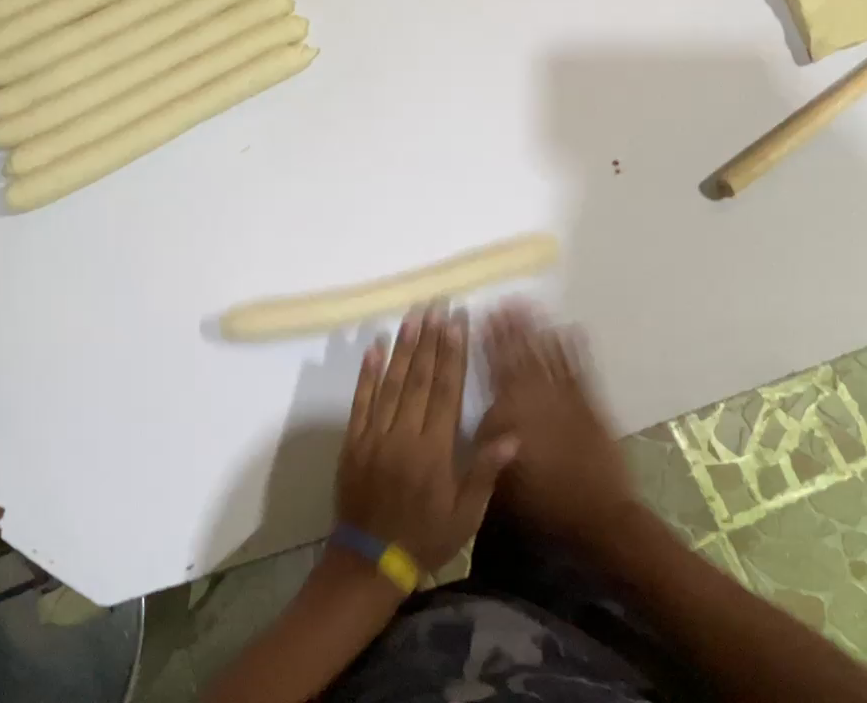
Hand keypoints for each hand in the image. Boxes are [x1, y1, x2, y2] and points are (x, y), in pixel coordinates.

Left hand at [336, 305, 519, 572]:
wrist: (371, 559)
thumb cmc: (426, 536)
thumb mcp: (465, 513)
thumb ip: (485, 471)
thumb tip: (512, 435)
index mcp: (434, 449)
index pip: (445, 391)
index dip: (451, 355)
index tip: (456, 324)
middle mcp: (404, 434)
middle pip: (419, 379)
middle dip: (428, 340)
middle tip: (434, 307)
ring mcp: (374, 436)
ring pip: (390, 384)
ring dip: (401, 348)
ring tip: (410, 318)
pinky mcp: (353, 442)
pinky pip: (360, 402)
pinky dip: (367, 375)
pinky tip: (373, 349)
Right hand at [479, 302, 637, 552]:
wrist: (599, 516)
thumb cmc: (543, 504)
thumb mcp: (501, 480)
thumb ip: (489, 445)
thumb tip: (479, 416)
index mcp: (512, 417)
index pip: (495, 372)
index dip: (488, 344)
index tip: (482, 318)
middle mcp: (538, 401)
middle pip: (521, 357)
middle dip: (512, 328)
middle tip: (505, 300)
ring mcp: (567, 400)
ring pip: (548, 357)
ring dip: (538, 330)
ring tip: (530, 305)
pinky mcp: (592, 406)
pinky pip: (580, 370)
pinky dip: (574, 349)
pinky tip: (570, 328)